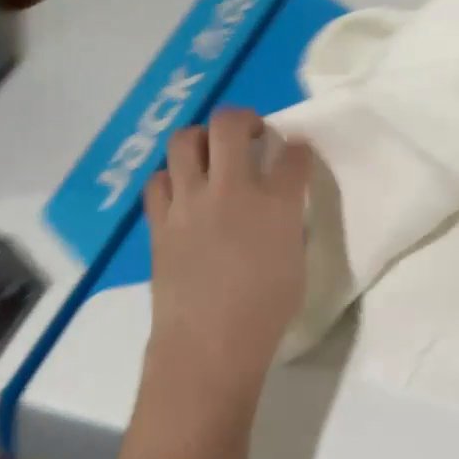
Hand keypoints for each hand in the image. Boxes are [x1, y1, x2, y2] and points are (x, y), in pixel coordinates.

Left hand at [143, 107, 315, 393]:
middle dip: (245, 119)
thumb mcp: (295, 265)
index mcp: (277, 207)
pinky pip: (160, 179)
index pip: (293, 157)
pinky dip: (173, 176)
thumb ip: (288, 229)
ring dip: (202, 138)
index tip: (299, 150)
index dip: (299, 148)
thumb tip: (280, 213)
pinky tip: (183, 189)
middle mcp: (231, 190)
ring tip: (211, 152)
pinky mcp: (159, 219)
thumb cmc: (267, 312)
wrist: (211, 339)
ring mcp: (189, 201)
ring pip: (185, 140)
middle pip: (230, 126)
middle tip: (253, 132)